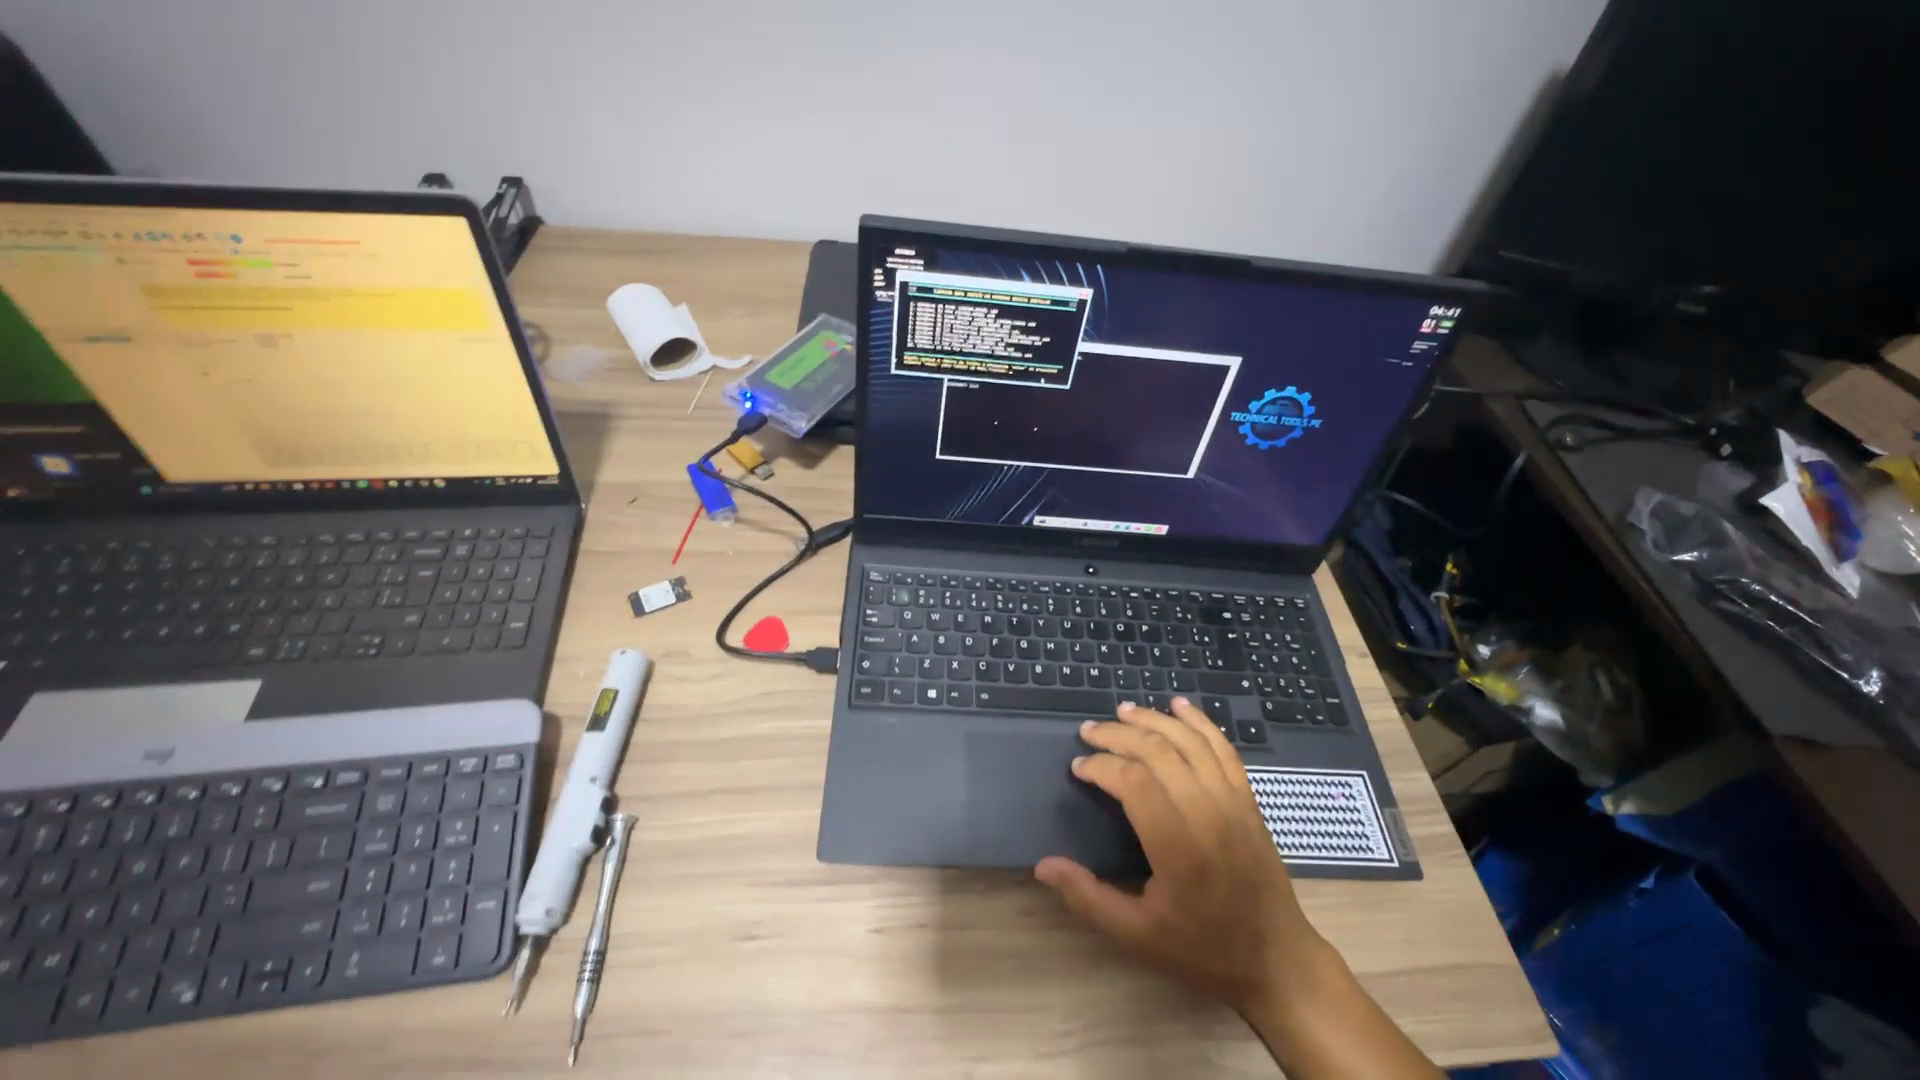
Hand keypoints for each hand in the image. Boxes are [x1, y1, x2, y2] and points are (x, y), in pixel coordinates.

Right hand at [1034, 697, 1328, 1014]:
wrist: (1276, 959)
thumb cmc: (1202, 948)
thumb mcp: (1137, 936)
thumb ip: (1088, 897)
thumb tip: (1044, 864)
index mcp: (1179, 848)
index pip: (1134, 783)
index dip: (1101, 766)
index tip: (1077, 768)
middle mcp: (1208, 814)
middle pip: (1159, 752)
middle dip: (1118, 735)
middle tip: (1088, 732)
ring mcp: (1234, 803)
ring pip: (1191, 742)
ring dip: (1155, 720)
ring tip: (1123, 711)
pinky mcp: (1249, 801)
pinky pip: (1224, 749)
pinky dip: (1201, 723)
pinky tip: (1179, 706)